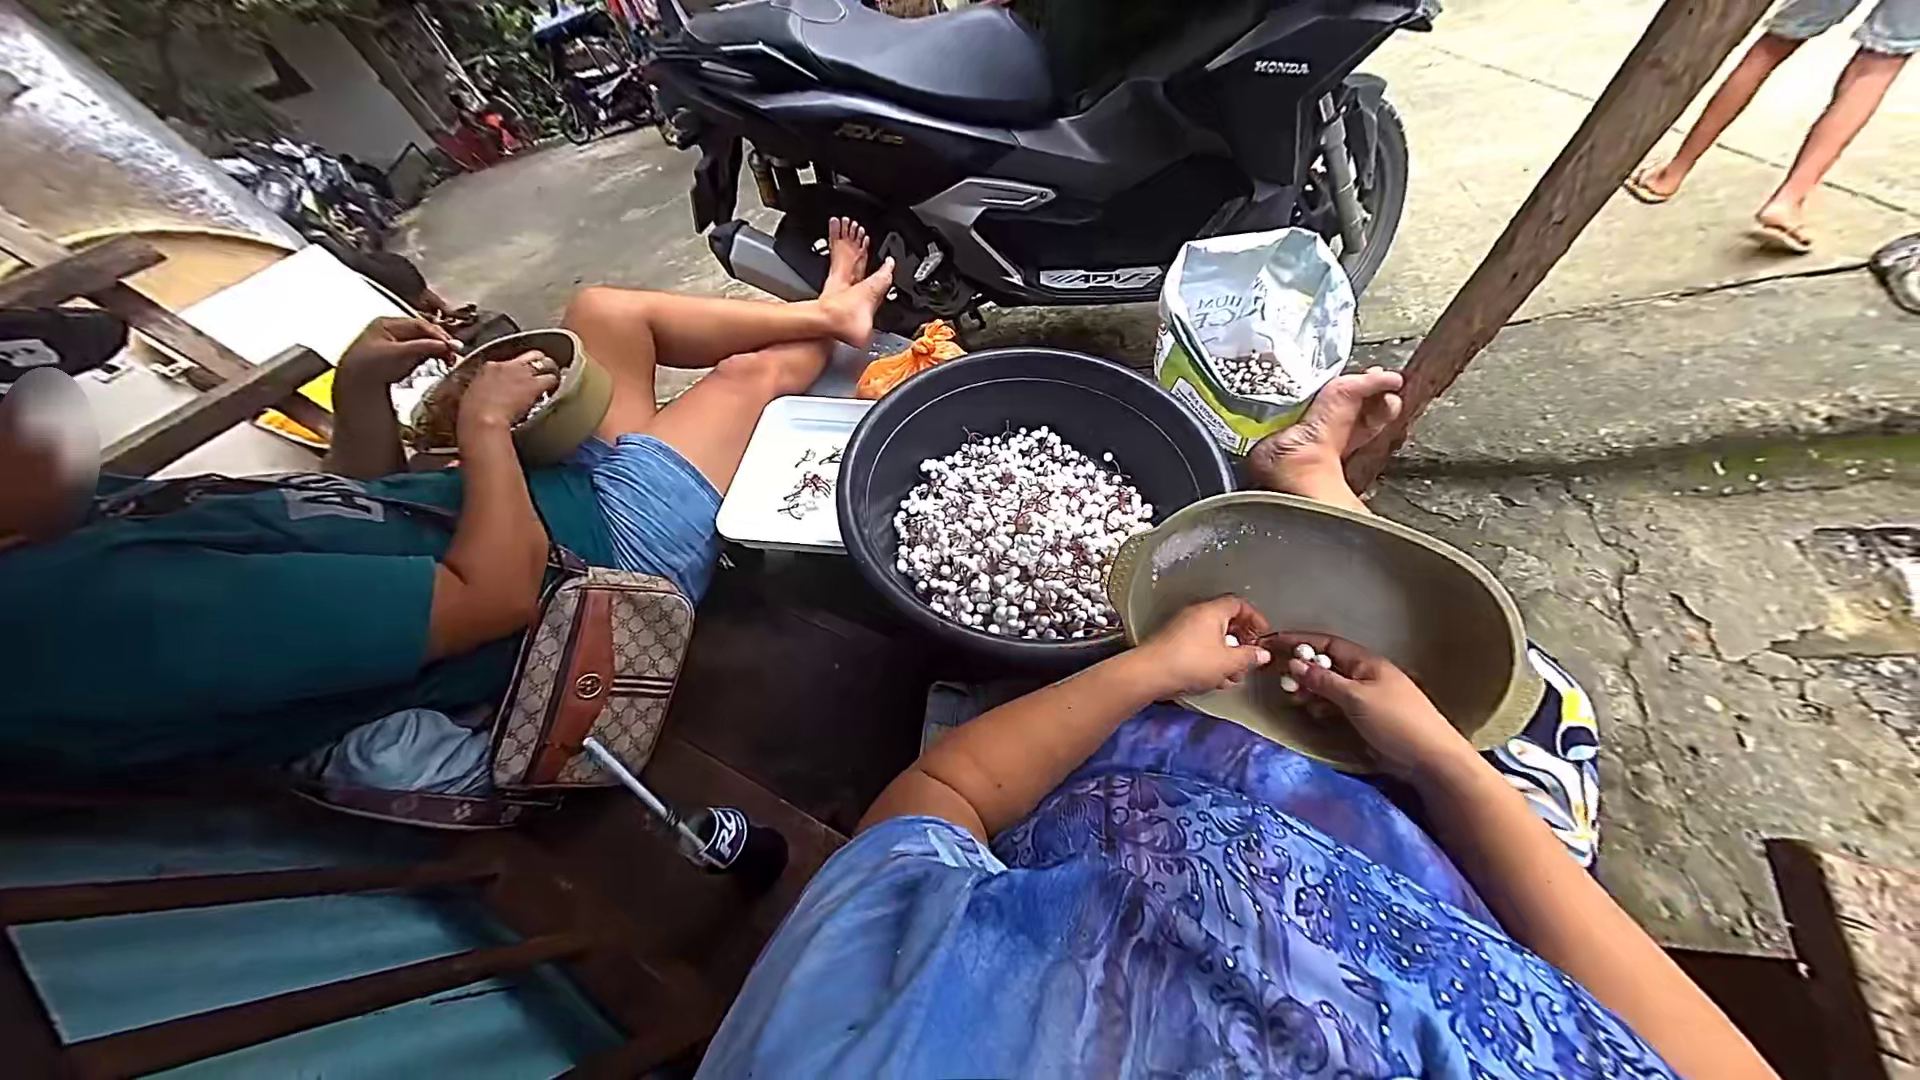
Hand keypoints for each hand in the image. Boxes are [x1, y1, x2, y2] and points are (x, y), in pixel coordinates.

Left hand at [336, 317, 456, 388]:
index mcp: (387, 323)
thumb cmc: (370, 366)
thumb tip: (448, 344)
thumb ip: (424, 347)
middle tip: (455, 352)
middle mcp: (394, 330)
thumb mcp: (399, 353)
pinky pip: (426, 351)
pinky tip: (443, 361)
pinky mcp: (405, 355)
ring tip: (450, 359)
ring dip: (441, 350)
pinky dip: (436, 355)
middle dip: (441, 342)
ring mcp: (399, 342)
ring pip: (427, 342)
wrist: (359, 384)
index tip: (453, 345)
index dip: (439, 334)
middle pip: (425, 333)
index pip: (420, 324)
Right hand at [457, 350, 559, 435]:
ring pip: (546, 363)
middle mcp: (508, 365)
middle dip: (541, 361)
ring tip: (554, 379)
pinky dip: (555, 383)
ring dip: (552, 371)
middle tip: (546, 371)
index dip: (519, 368)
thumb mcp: (476, 392)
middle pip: (532, 355)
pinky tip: (555, 389)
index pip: (510, 361)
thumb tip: (493, 393)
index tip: (522, 376)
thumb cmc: (475, 411)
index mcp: (490, 367)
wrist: (484, 416)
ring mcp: (522, 374)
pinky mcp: (534, 384)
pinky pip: (552, 379)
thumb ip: (487, 388)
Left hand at [1135, 595, 1273, 697]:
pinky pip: (1199, 646)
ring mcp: (1182, 628)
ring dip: (1227, 656)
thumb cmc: (1190, 662)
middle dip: (1241, 642)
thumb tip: (1260, 653)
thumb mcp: (1229, 661)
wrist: (1151, 673)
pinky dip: (1211, 660)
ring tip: (1232, 675)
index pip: (1238, 604)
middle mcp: (1195, 615)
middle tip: (1248, 657)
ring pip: (1213, 638)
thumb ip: (1249, 656)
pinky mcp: (1174, 643)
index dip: (1255, 618)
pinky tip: (1215, 679)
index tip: (1263, 633)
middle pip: (1226, 622)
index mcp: (1210, 611)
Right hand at [1269, 632, 1476, 781]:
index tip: (1273, 642)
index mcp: (1367, 662)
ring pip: (1328, 684)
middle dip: (1301, 668)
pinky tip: (1312, 710)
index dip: (1299, 641)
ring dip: (1309, 687)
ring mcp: (1366, 696)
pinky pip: (1334, 702)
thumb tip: (1294, 663)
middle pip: (1325, 663)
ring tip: (1294, 696)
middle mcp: (1365, 675)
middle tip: (1281, 677)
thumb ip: (1322, 680)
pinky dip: (1320, 703)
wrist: (1433, 762)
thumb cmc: (1397, 722)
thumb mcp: (1355, 697)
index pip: (1327, 643)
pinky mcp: (1365, 716)